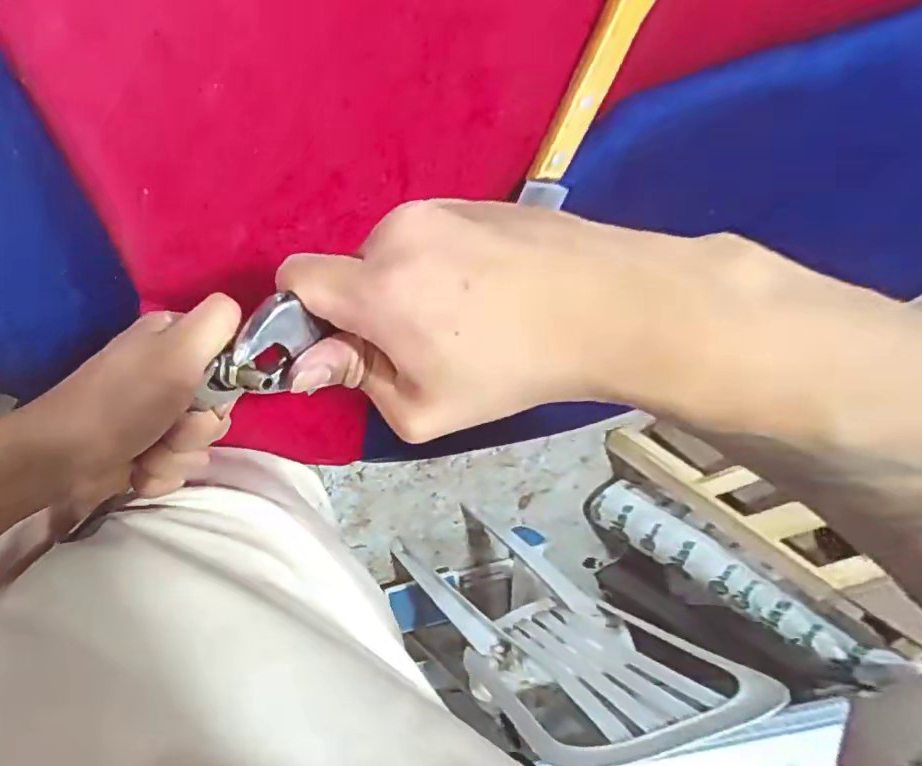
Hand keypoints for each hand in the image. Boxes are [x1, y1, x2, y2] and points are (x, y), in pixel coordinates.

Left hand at [11, 294, 241, 506]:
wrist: (62, 458)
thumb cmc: (120, 402)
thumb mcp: (175, 349)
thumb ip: (218, 322)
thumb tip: (243, 317)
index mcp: (173, 341)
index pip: (231, 361)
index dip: (225, 386)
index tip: (204, 396)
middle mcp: (166, 376)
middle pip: (218, 409)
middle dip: (196, 429)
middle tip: (168, 429)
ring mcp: (155, 420)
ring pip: (199, 446)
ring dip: (175, 457)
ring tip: (145, 455)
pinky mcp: (145, 456)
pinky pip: (177, 470)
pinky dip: (158, 476)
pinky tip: (136, 473)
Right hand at [276, 199, 782, 441]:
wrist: (629, 306)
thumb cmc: (514, 370)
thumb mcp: (419, 407)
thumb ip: (351, 380)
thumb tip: (299, 368)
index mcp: (378, 285)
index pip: (294, 277)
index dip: (293, 312)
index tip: (322, 341)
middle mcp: (399, 233)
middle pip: (341, 273)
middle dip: (353, 308)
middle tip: (400, 343)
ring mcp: (442, 209)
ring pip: (381, 256)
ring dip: (392, 288)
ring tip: (447, 317)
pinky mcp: (476, 201)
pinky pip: (422, 239)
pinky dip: (428, 267)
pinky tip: (477, 292)